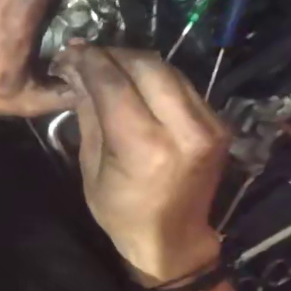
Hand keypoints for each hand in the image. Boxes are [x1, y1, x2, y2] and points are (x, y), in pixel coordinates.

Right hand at [55, 45, 229, 284]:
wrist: (174, 239)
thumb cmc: (122, 212)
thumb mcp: (91, 167)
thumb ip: (89, 114)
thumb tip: (78, 72)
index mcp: (146, 149)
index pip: (114, 84)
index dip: (90, 61)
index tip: (71, 51)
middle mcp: (184, 131)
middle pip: (146, 66)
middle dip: (113, 54)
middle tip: (88, 55)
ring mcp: (208, 126)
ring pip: (168, 69)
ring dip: (134, 61)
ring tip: (109, 64)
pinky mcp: (219, 124)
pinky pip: (183, 85)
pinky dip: (156, 77)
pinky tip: (136, 81)